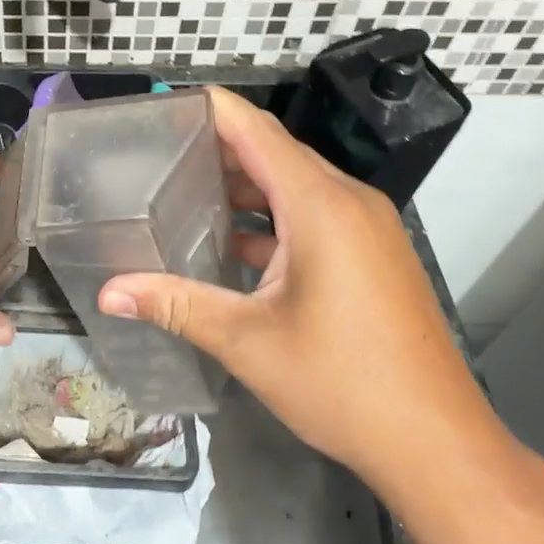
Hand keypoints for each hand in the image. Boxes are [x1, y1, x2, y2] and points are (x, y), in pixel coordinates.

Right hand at [96, 88, 500, 491]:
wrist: (435, 441)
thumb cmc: (342, 383)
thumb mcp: (249, 341)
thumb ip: (176, 304)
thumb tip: (108, 293)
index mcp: (321, 206)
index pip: (258, 132)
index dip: (212, 110)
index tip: (164, 102)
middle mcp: (350, 203)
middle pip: (277, 154)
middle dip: (220, 150)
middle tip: (158, 155)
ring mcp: (368, 229)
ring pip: (297, 188)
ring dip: (246, 188)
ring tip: (185, 194)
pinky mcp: (374, 256)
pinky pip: (317, 217)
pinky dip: (274, 220)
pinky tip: (234, 244)